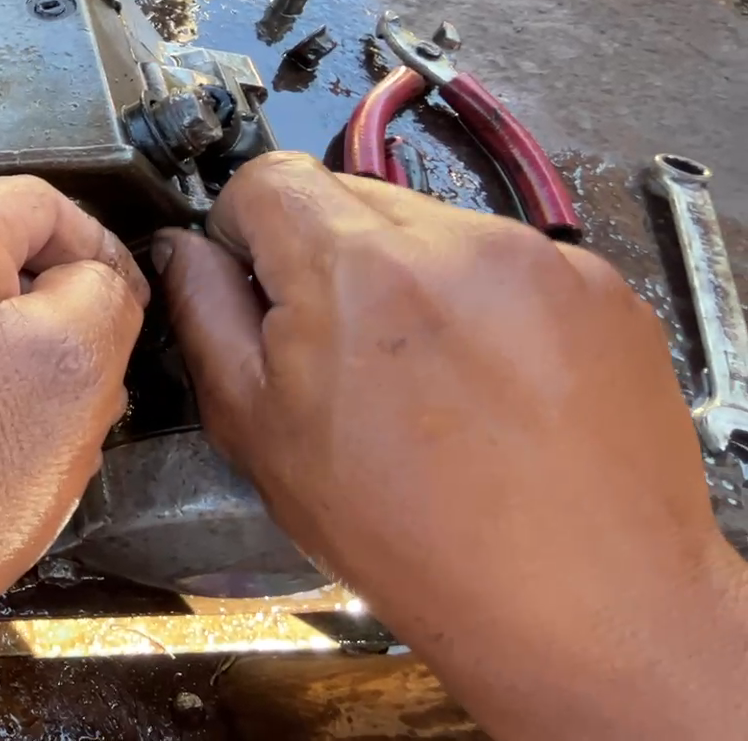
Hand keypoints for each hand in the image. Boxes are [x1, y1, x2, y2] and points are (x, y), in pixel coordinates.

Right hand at [156, 151, 747, 739]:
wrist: (579, 604)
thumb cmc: (392, 521)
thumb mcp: (248, 416)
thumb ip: (200, 307)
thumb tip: (183, 246)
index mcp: (353, 269)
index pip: (265, 175)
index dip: (240, 223)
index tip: (253, 279)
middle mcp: (452, 241)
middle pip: (339, 191)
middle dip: (311, 248)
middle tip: (321, 334)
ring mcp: (539, 258)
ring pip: (412, 219)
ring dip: (385, 267)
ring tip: (399, 361)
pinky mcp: (597, 286)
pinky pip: (488, 254)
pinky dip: (456, 291)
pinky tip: (466, 369)